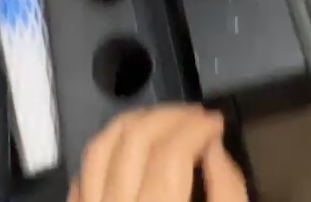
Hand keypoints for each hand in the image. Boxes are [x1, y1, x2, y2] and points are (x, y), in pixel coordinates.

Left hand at [70, 105, 248, 201]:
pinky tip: (129, 153)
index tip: (216, 121)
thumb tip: (215, 148)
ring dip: (133, 124)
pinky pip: (81, 178)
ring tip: (164, 123)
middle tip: (195, 116)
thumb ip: (228, 197)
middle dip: (168, 117)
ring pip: (99, 149)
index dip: (196, 128)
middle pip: (133, 142)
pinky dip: (106, 154)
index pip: (170, 156)